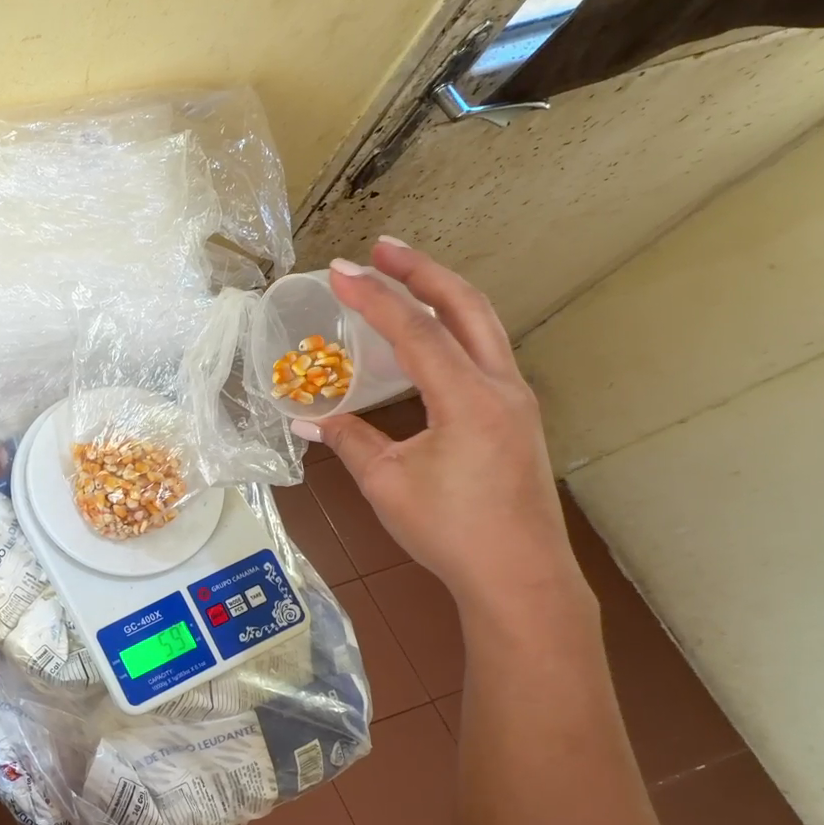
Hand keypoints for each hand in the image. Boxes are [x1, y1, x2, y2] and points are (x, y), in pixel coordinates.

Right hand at [306, 239, 581, 605]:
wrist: (518, 575)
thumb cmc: (450, 530)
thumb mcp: (387, 482)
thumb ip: (349, 441)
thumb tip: (305, 420)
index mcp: (469, 399)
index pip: (417, 332)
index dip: (375, 298)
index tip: (339, 271)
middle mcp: (501, 387)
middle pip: (466, 307)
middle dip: (422, 272)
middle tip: (381, 249)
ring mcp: (514, 400)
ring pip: (481, 326)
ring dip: (440, 295)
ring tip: (400, 278)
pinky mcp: (513, 416)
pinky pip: (480, 354)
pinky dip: (449, 330)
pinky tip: (422, 339)